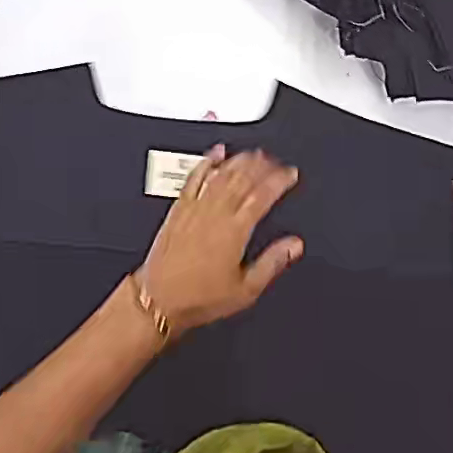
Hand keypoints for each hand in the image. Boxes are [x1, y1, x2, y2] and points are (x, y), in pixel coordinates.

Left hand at [136, 146, 302, 333]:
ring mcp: (195, 208)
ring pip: (221, 174)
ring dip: (238, 161)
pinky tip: (215, 153)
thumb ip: (272, 262)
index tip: (290, 173)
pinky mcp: (178, 208)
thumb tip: (294, 245)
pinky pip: (194, 177)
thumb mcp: (246, 289)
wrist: (159, 298)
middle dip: (261, 165)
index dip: (279, 181)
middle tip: (275, 159)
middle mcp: (215, 213)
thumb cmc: (199, 297)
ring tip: (252, 153)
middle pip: (242, 179)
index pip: (262, 196)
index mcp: (235, 230)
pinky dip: (207, 162)